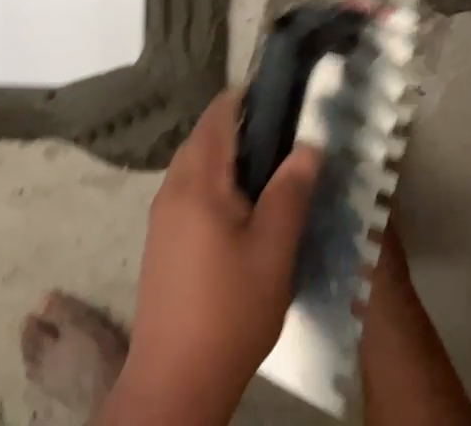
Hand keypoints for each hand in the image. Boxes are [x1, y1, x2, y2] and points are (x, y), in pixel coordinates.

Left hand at [104, 89, 320, 423]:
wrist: (176, 376)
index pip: (219, 115)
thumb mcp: (274, 248)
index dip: (249, 97)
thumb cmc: (231, 308)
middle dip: (244, 128)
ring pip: (197, 167)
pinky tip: (246, 210)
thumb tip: (309, 144)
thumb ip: (291, 191)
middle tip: (289, 136)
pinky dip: (218, 184)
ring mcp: (162, 217)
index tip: (286, 95)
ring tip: (275, 172)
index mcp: (197, 181)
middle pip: (205, 138)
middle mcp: (172, 189)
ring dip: (231, 158)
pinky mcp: (162, 242)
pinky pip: (191, 193)